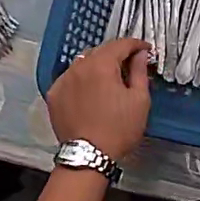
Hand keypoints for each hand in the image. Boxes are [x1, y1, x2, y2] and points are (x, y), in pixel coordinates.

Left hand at [46, 38, 151, 158]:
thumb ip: (139, 71)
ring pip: (83, 63)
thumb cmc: (119, 128)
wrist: (88, 156)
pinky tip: (90, 91)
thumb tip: (140, 54)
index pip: (121, 44)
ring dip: (97, 65)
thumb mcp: (139, 100)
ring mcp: (63, 80)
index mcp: (101, 65)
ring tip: (109, 79)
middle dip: (116, 54)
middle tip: (130, 65)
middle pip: (100, 51)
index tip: (146, 50)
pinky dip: (82, 79)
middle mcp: (79, 66)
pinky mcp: (54, 94)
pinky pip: (70, 78)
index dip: (136, 44)